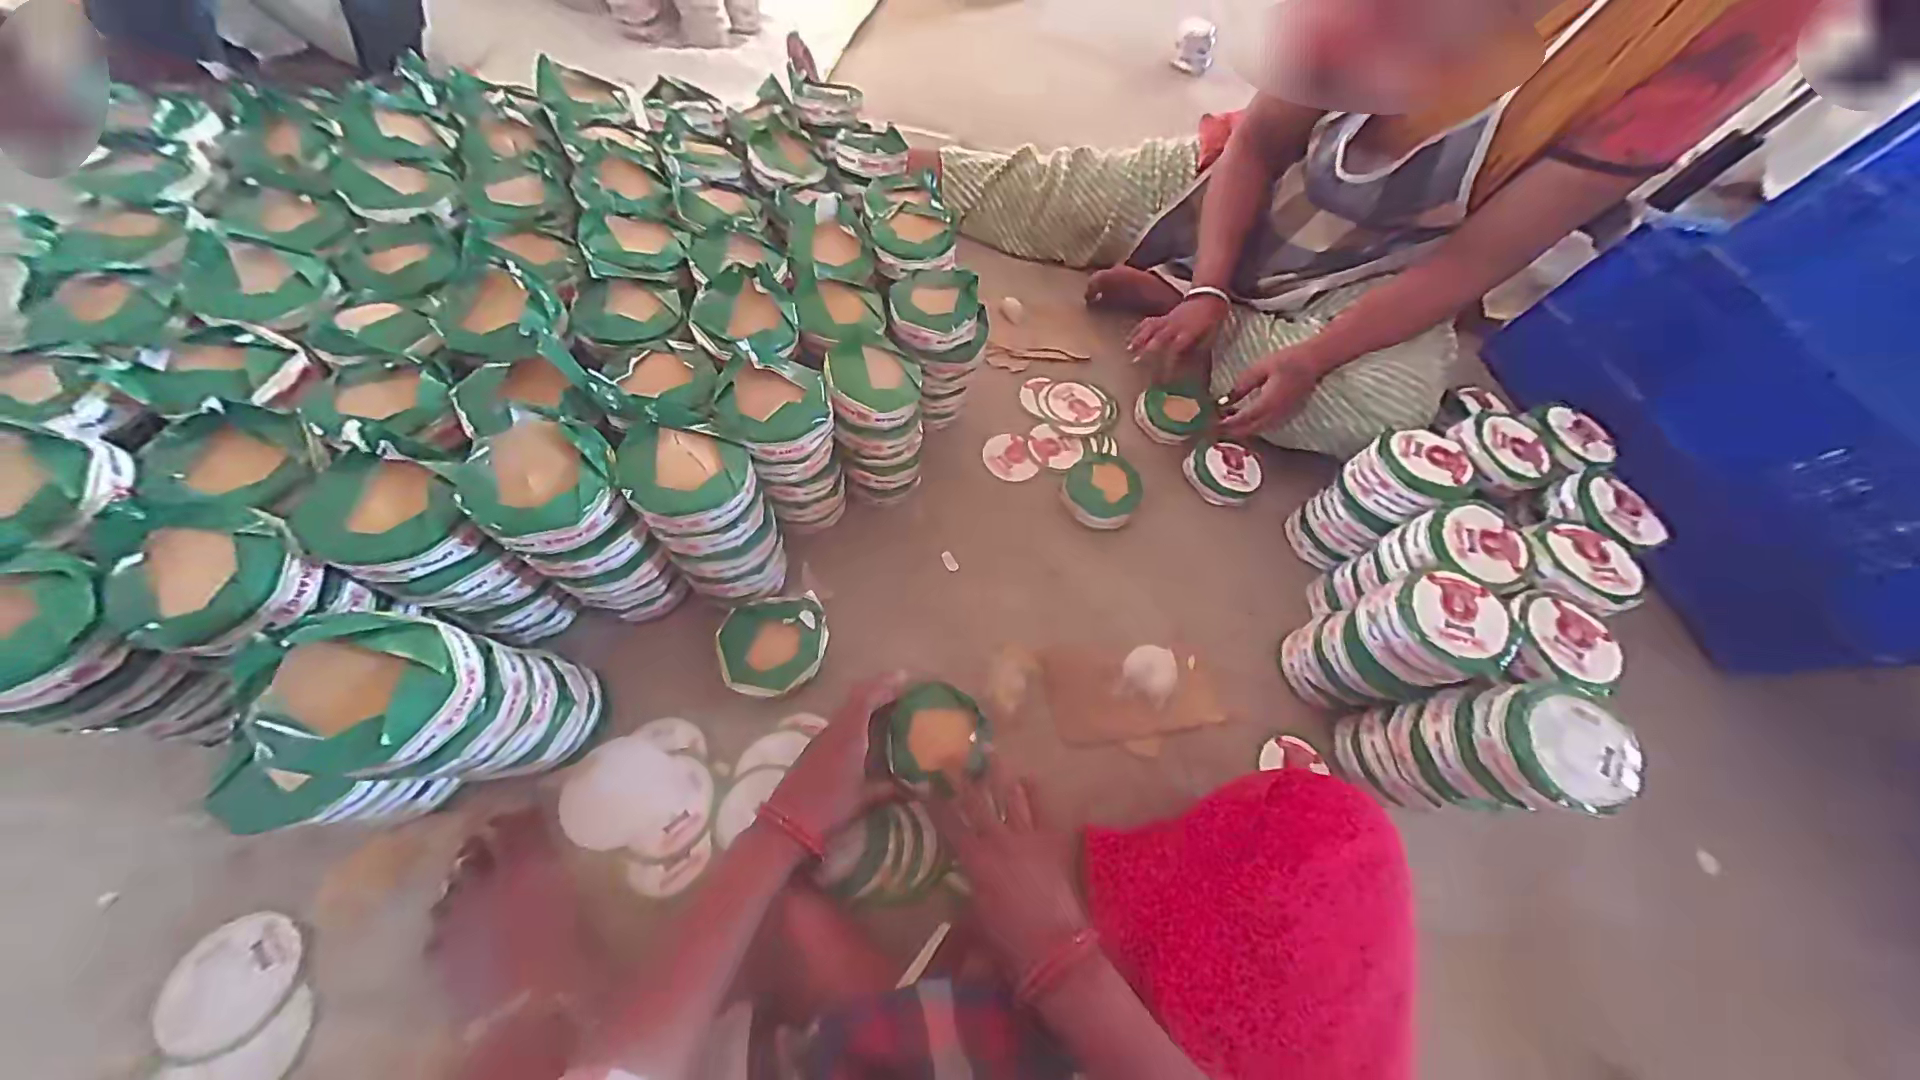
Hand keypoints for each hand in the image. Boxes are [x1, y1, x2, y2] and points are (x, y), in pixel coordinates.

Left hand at [765, 673, 907, 842]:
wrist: (786, 826)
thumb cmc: (829, 809)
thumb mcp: (866, 800)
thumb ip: (896, 789)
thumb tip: (927, 787)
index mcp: (849, 735)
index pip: (866, 698)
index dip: (885, 684)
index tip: (903, 677)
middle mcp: (834, 730)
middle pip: (856, 697)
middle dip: (878, 689)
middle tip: (900, 688)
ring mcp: (822, 738)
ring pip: (847, 709)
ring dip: (866, 702)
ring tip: (888, 706)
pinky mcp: (815, 749)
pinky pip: (840, 722)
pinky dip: (856, 717)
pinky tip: (866, 731)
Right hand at [928, 759, 1089, 979]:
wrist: (1054, 950)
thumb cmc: (1008, 941)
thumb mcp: (974, 924)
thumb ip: (960, 905)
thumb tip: (948, 901)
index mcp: (975, 859)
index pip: (949, 824)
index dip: (935, 804)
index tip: (925, 784)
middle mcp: (998, 840)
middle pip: (976, 802)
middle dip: (961, 779)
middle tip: (952, 758)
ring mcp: (1026, 836)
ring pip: (1010, 798)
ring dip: (999, 777)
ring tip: (991, 756)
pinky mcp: (1049, 841)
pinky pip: (1041, 809)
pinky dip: (1034, 793)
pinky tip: (1028, 779)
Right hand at [1127, 294, 1228, 381]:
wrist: (1209, 299)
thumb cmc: (1210, 322)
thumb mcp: (1209, 338)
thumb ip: (1195, 352)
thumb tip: (1184, 366)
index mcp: (1188, 334)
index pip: (1175, 351)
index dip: (1168, 365)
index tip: (1163, 378)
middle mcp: (1175, 327)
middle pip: (1158, 339)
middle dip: (1147, 351)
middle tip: (1136, 363)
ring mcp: (1167, 320)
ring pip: (1150, 329)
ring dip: (1138, 339)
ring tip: (1129, 350)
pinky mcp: (1163, 317)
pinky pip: (1149, 322)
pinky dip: (1138, 330)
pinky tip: (1130, 338)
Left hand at [1220, 346, 1324, 437]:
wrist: (1316, 361)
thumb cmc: (1289, 360)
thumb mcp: (1260, 368)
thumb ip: (1242, 386)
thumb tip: (1224, 400)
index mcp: (1267, 403)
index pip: (1240, 420)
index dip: (1223, 425)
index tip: (1208, 425)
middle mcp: (1275, 415)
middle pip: (1246, 431)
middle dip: (1228, 431)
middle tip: (1211, 427)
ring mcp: (1282, 417)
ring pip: (1255, 431)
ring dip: (1238, 430)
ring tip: (1222, 421)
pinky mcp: (1285, 415)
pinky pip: (1263, 427)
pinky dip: (1249, 426)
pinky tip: (1240, 417)